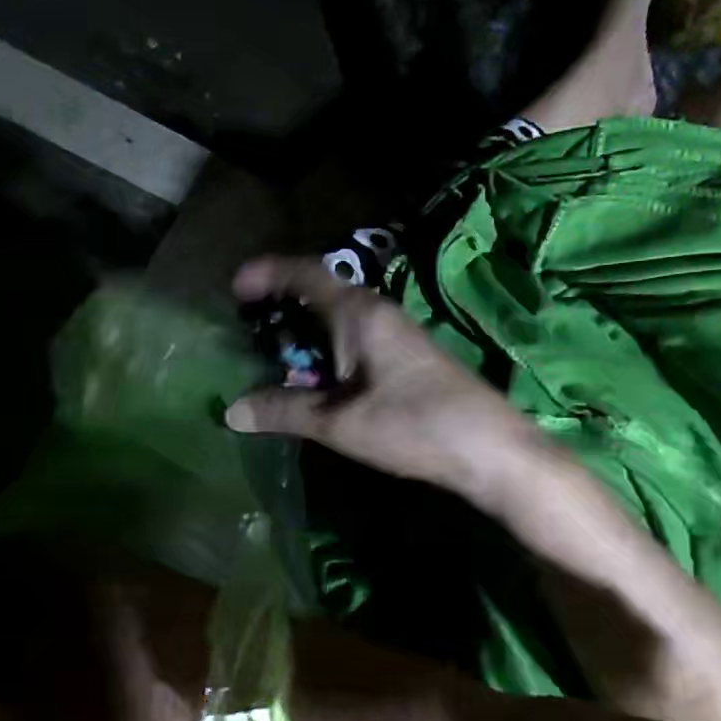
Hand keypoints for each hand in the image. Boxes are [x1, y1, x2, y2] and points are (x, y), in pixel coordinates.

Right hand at [223, 256, 543, 498]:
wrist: (489, 447)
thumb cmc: (412, 424)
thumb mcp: (338, 422)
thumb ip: (284, 410)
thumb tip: (231, 411)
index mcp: (357, 313)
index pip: (304, 273)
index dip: (266, 274)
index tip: (234, 288)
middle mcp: (376, 311)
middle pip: (319, 293)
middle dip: (280, 306)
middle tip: (246, 330)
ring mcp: (395, 332)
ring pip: (337, 319)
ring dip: (304, 334)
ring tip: (273, 360)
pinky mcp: (406, 355)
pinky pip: (354, 339)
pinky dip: (326, 351)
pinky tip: (317, 382)